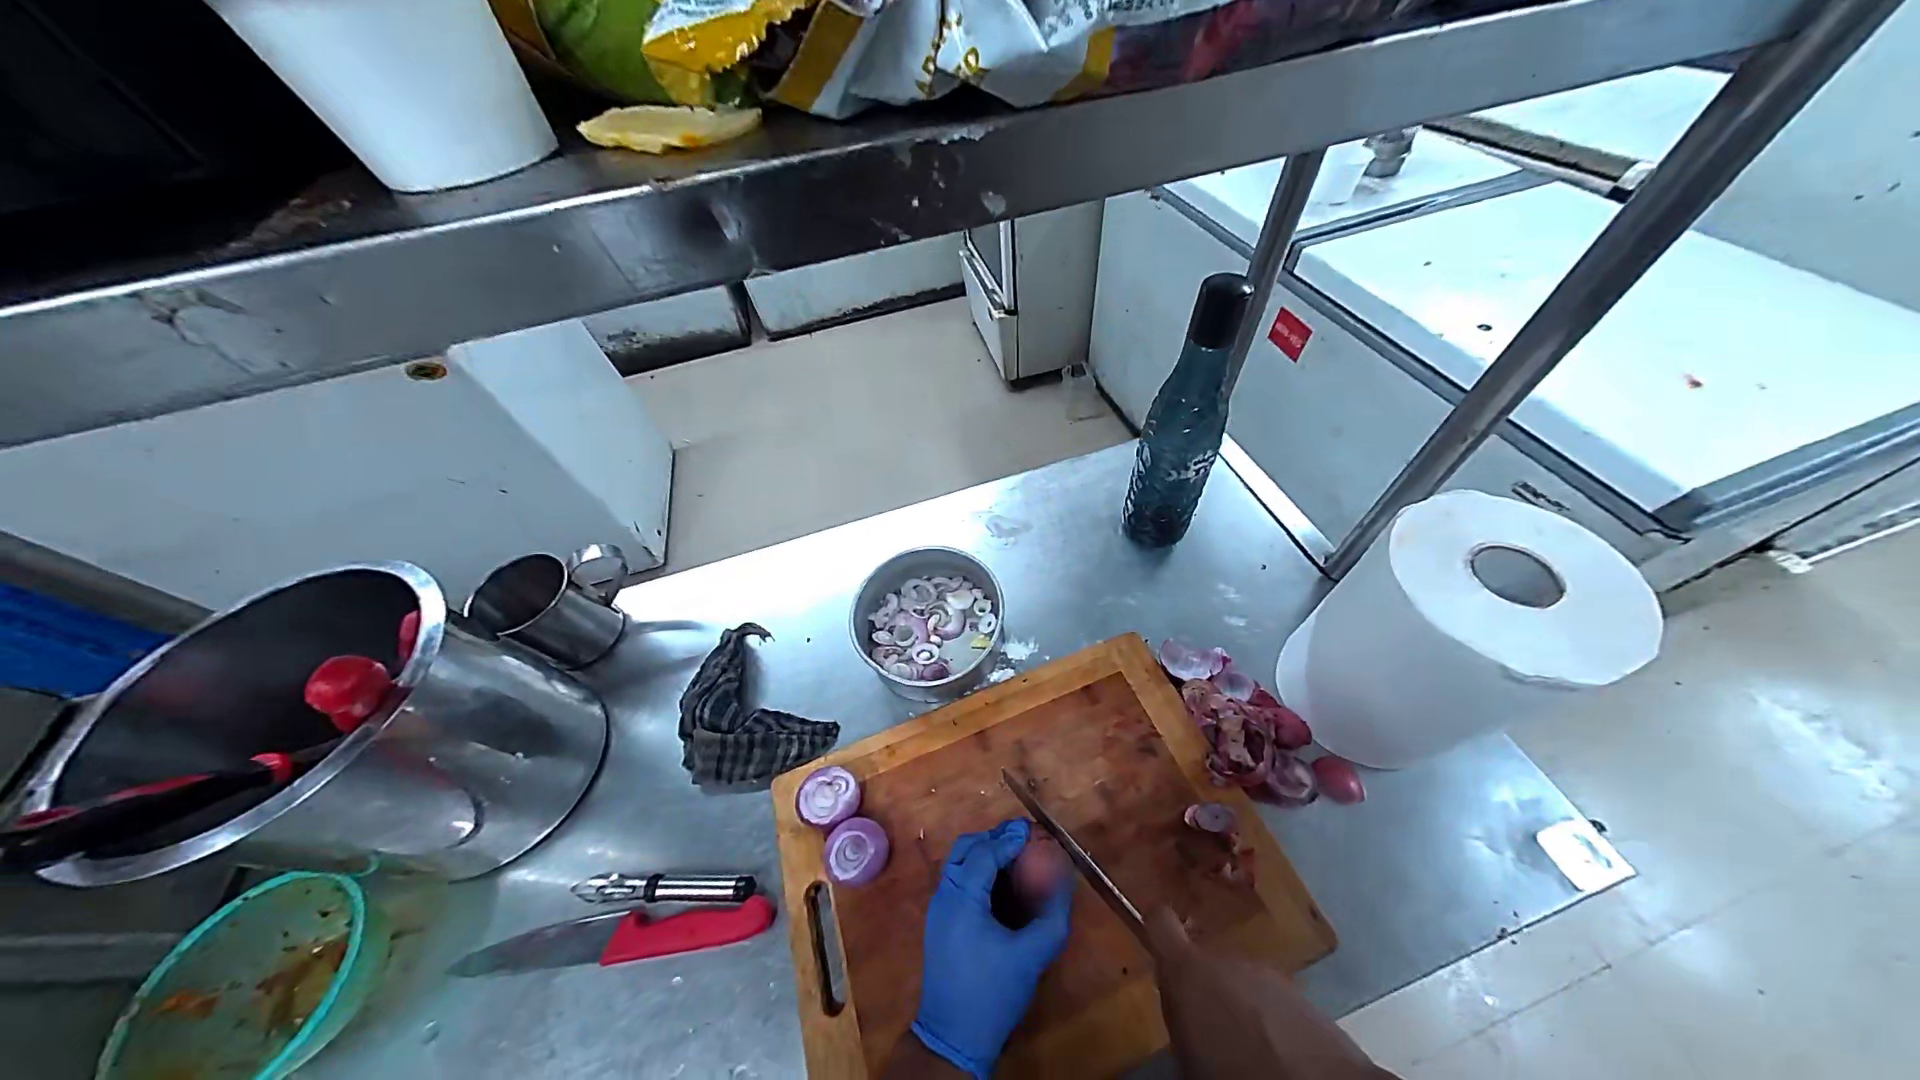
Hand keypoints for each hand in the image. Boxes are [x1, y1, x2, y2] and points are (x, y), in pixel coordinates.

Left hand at [910, 819, 1072, 1077]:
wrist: (953, 1036)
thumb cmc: (993, 992)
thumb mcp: (1031, 957)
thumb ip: (1052, 918)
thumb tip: (1067, 883)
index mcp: (962, 898)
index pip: (984, 853)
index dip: (1008, 839)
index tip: (1031, 830)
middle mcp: (944, 896)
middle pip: (964, 849)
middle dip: (992, 838)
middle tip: (1021, 839)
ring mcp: (938, 909)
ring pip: (958, 863)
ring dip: (983, 853)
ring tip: (1013, 856)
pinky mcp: (939, 923)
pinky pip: (956, 881)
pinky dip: (976, 870)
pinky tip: (1000, 884)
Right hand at [1145, 908, 1396, 1079]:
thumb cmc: (1235, 1076)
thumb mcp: (1188, 1059)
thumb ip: (1179, 1018)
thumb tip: (1179, 1005)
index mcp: (1188, 973)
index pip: (1159, 921)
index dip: (1154, 925)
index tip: (1154, 940)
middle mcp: (1225, 961)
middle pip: (1204, 962)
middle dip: (1205, 989)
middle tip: (1208, 1031)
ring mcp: (1266, 974)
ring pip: (1240, 982)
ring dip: (1239, 1006)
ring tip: (1246, 1049)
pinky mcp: (1303, 996)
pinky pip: (1271, 1001)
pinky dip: (1270, 1021)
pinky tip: (1278, 1058)